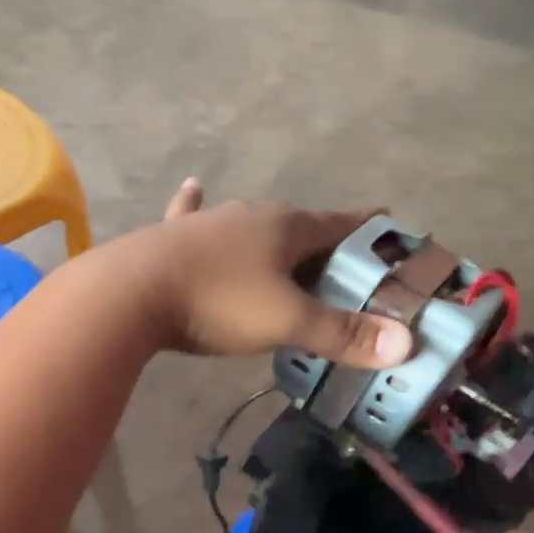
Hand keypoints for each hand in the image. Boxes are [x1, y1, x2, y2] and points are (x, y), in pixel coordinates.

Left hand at [98, 179, 411, 367]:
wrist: (130, 293)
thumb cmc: (216, 303)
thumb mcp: (285, 321)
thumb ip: (341, 333)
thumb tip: (404, 345)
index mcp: (286, 226)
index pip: (340, 223)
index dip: (368, 230)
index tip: (390, 226)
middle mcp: (250, 213)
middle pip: (297, 225)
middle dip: (320, 243)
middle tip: (338, 265)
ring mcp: (207, 222)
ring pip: (249, 223)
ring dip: (269, 235)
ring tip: (285, 246)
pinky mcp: (170, 237)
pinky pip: (191, 216)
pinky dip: (196, 206)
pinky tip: (193, 187)